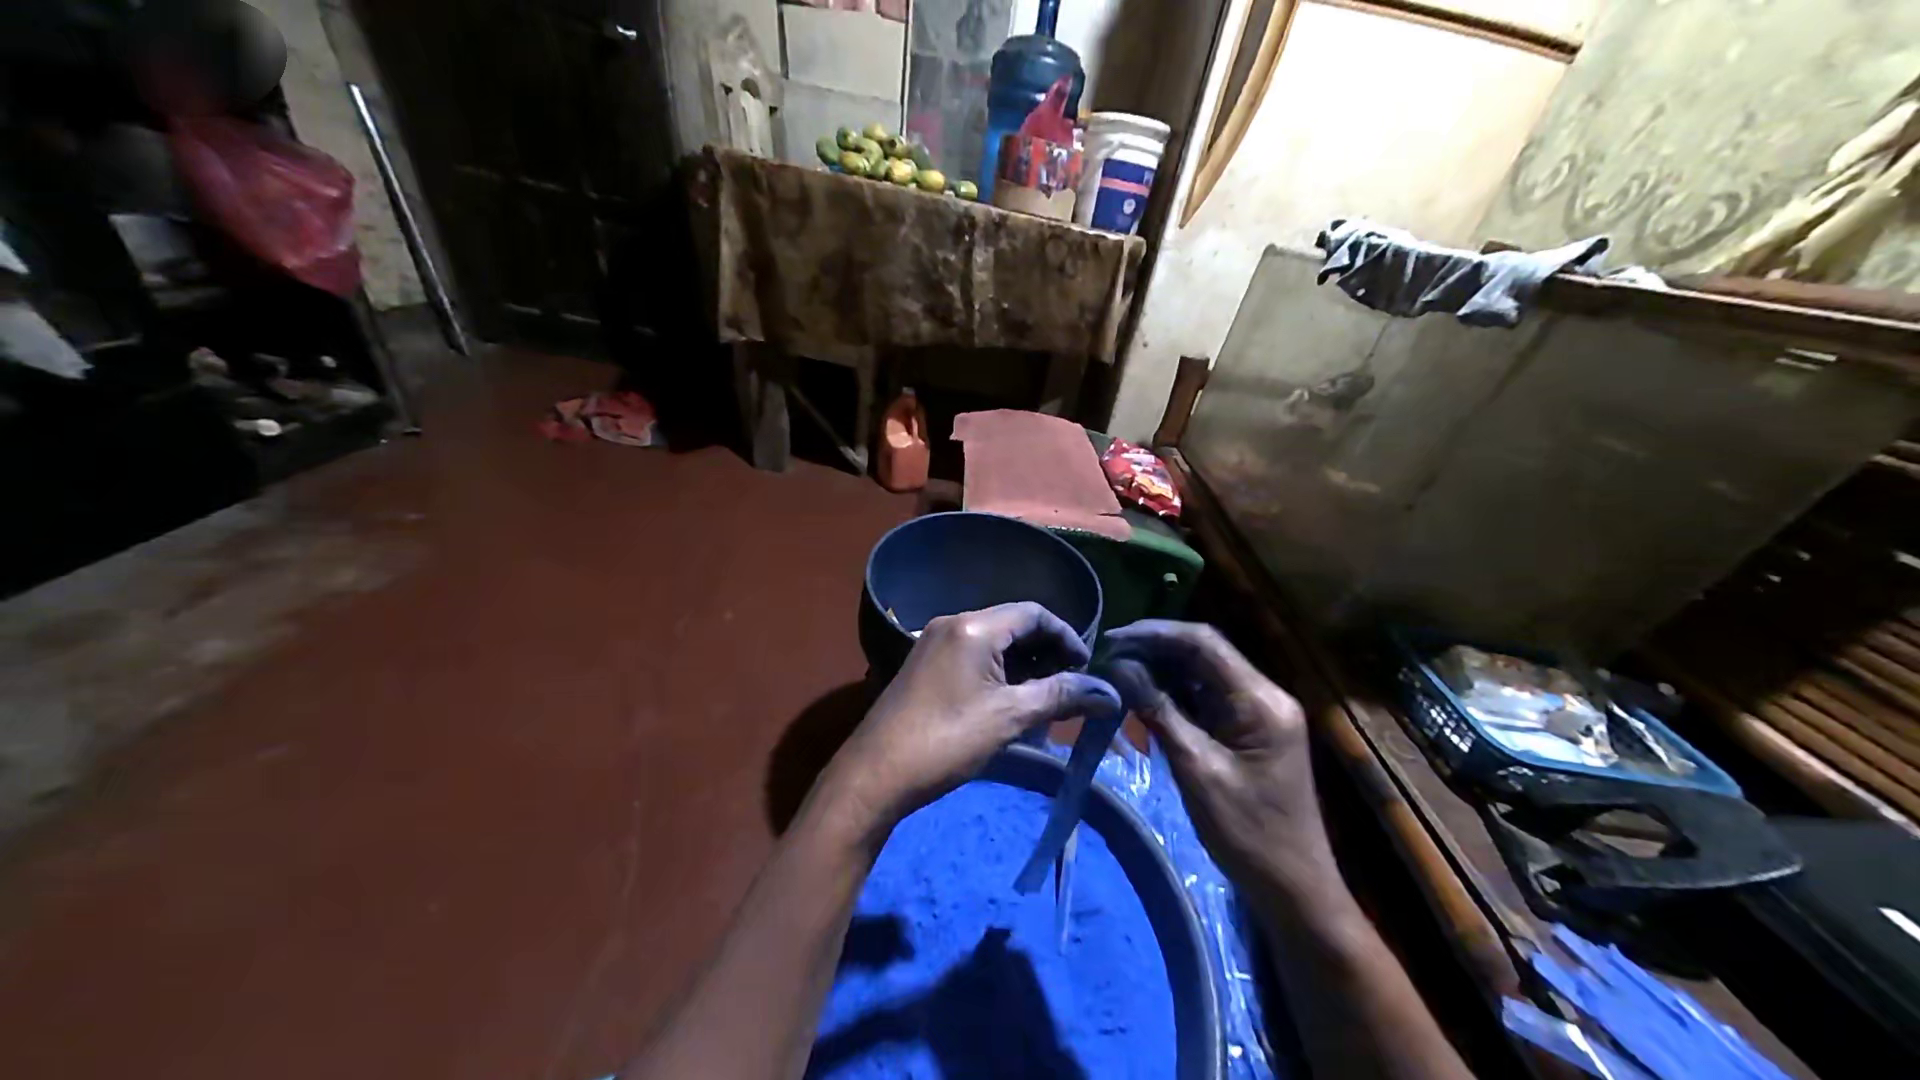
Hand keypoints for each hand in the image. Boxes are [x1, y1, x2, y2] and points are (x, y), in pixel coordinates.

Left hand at [818, 602, 1119, 838]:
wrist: (876, 774)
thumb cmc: (947, 740)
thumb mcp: (1010, 717)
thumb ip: (1061, 697)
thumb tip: (1110, 694)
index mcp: (973, 627)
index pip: (1034, 613)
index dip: (1067, 637)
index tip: (1086, 669)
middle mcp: (952, 624)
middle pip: (1013, 625)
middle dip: (1046, 653)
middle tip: (1069, 687)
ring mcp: (934, 644)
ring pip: (994, 643)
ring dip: (1024, 666)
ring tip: (1045, 701)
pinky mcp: (926, 666)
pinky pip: (973, 657)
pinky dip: (999, 673)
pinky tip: (1011, 704)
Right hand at [1105, 621, 1340, 906]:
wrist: (1293, 888)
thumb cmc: (1248, 832)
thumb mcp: (1197, 769)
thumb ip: (1159, 710)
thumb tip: (1120, 666)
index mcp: (1261, 700)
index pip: (1204, 642)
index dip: (1154, 633)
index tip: (1112, 639)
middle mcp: (1264, 695)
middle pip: (1204, 652)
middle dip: (1155, 649)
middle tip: (1108, 657)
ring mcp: (1259, 712)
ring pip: (1203, 673)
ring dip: (1162, 669)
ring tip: (1118, 672)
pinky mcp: (1249, 730)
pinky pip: (1207, 697)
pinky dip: (1175, 693)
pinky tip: (1144, 696)